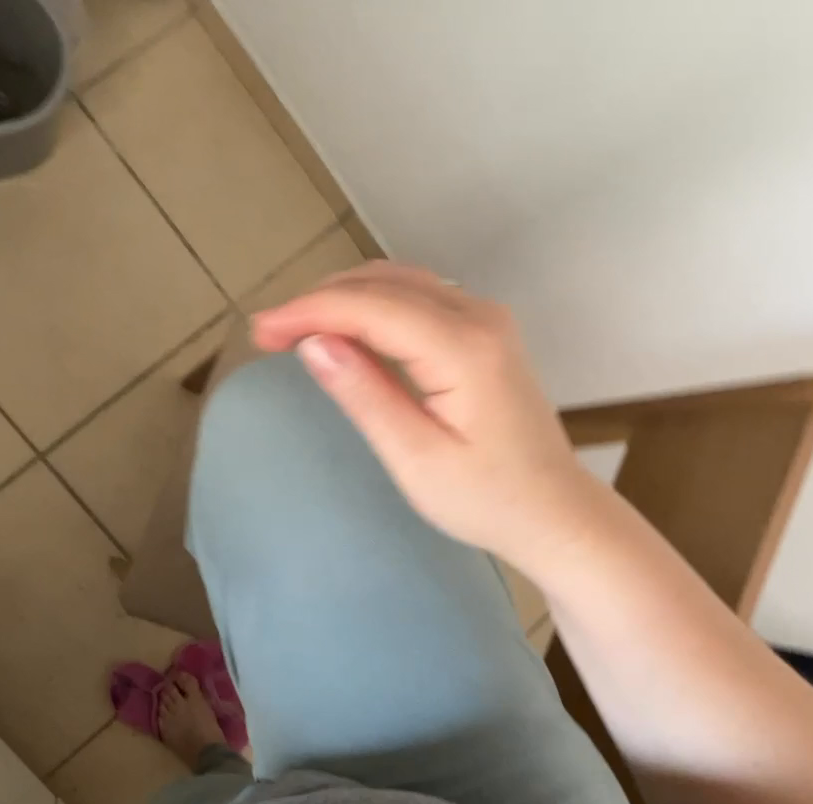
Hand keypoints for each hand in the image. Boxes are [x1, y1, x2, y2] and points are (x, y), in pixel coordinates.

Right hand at [252, 261, 601, 569]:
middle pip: (384, 283)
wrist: (553, 511)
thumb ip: (366, 395)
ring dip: (343, 297)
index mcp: (464, 349)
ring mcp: (486, 319)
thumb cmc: (486, 500)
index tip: (259, 330)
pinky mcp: (484, 332)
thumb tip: (312, 343)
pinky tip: (344, 328)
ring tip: (294, 329)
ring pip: (400, 283)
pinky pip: (418, 298)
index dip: (309, 311)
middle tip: (267, 333)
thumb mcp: (416, 459)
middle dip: (319, 299)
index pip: (371, 307)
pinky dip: (371, 305)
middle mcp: (479, 317)